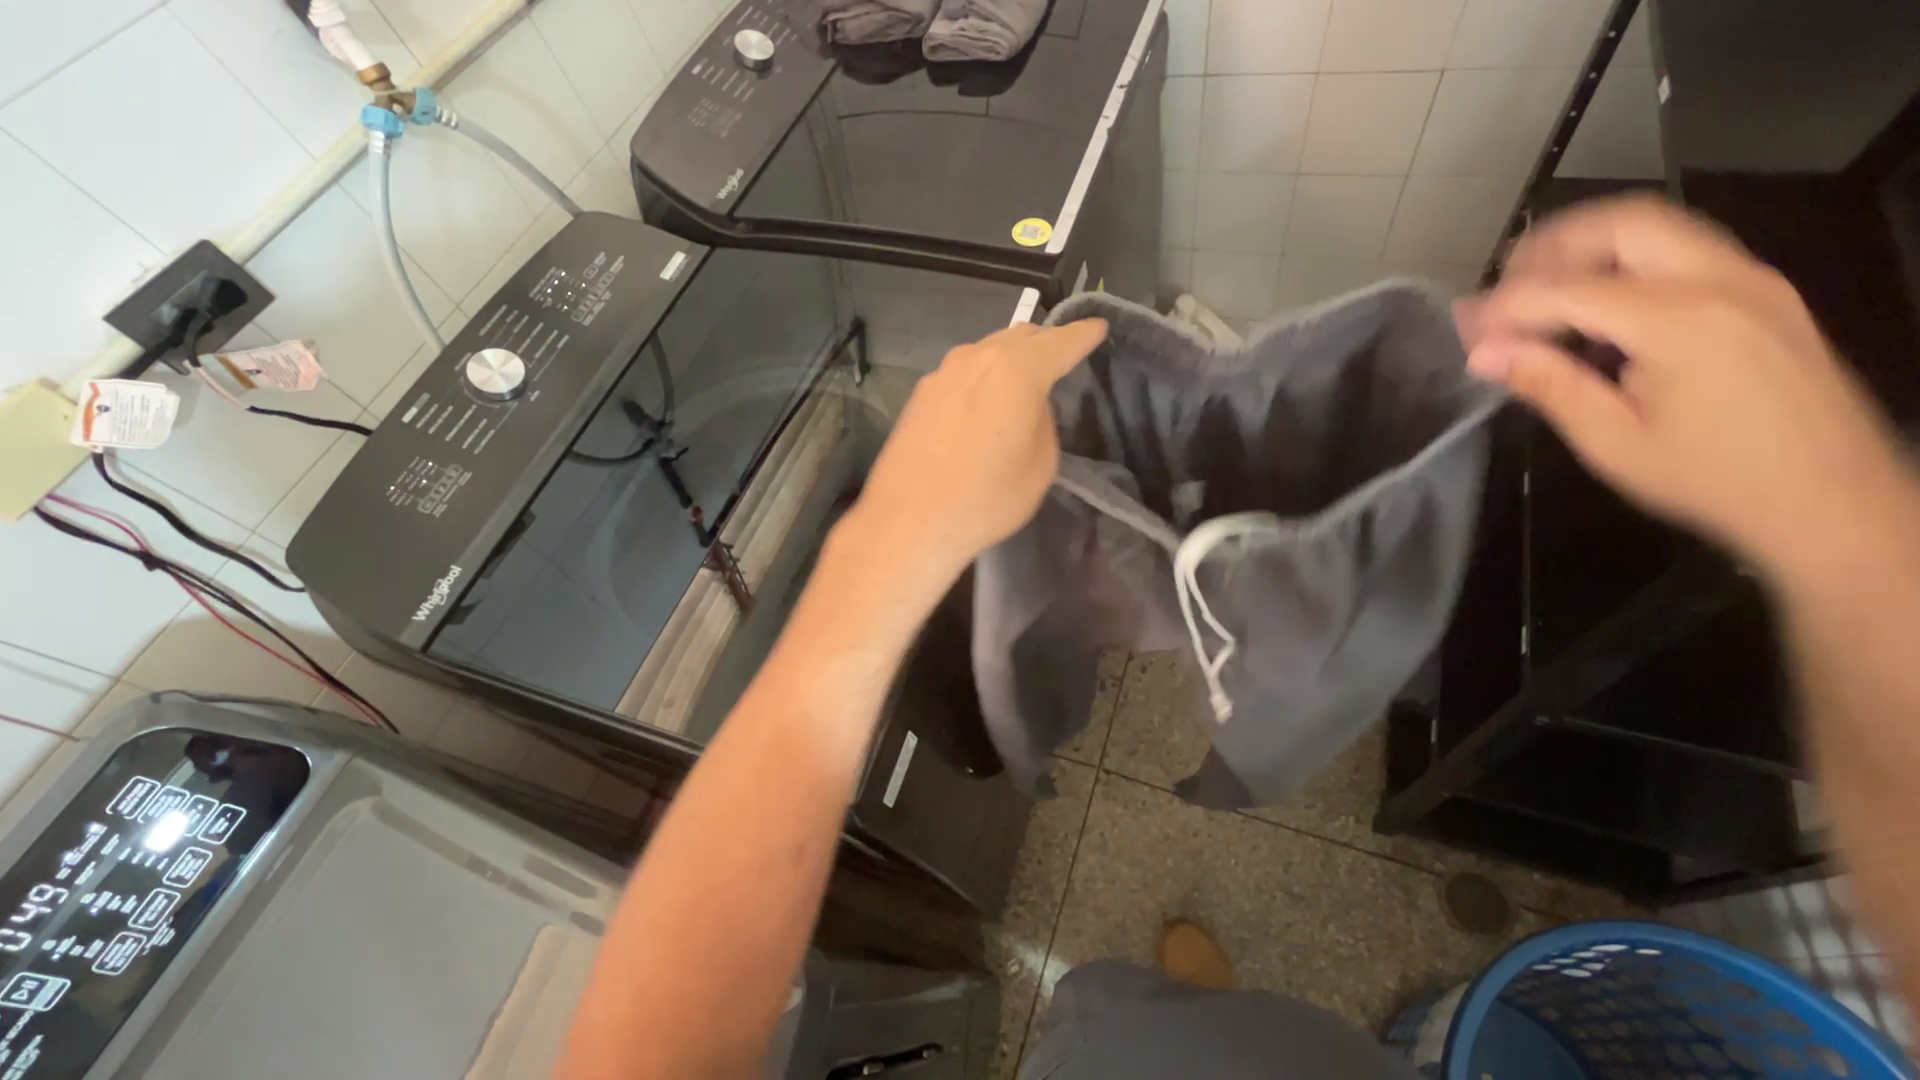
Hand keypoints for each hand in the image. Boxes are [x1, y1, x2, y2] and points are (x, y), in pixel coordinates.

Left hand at [845, 318, 1108, 582]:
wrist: (908, 521)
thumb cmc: (986, 498)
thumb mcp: (1040, 465)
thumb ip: (1044, 420)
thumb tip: (1030, 404)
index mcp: (1016, 370)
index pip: (1061, 341)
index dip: (1084, 334)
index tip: (1099, 328)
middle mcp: (976, 358)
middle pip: (1021, 337)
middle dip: (1045, 343)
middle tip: (1062, 360)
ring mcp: (943, 373)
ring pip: (987, 352)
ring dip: (1010, 360)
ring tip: (1023, 383)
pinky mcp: (921, 394)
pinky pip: (963, 374)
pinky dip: (982, 379)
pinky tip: (984, 405)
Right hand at [1459, 195, 1907, 577]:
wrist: (1833, 498)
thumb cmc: (1712, 479)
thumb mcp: (1614, 443)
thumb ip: (1550, 385)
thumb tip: (1484, 353)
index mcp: (1682, 322)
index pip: (1570, 289)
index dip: (1508, 304)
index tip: (1466, 327)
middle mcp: (1723, 281)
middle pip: (1623, 225)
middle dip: (1553, 247)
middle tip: (1505, 287)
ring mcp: (1752, 281)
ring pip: (1659, 229)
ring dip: (1592, 248)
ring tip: (1542, 292)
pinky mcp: (1764, 294)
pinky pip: (1686, 251)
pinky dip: (1629, 262)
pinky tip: (1599, 305)